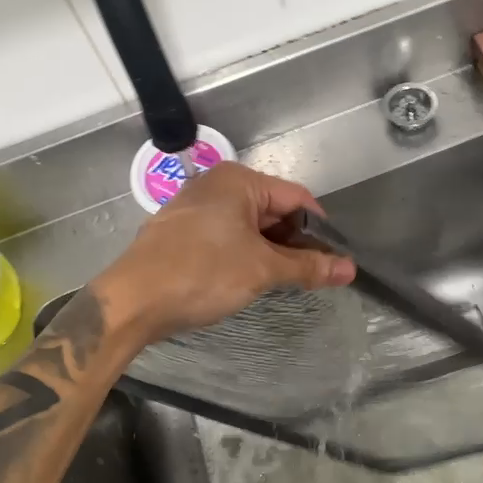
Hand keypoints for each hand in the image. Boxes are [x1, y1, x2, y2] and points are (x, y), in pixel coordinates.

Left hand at [91, 162, 356, 345]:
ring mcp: (195, 208)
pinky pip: (227, 237)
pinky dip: (245, 255)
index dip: (321, 229)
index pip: (297, 198)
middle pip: (273, 210)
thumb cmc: (202, 274)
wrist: (132, 301)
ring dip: (271, 252)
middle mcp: (216, 185)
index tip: (337, 260)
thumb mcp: (262, 270)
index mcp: (238, 180)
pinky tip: (250, 280)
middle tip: (315, 276)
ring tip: (287, 282)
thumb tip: (350, 269)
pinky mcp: (182, 232)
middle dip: (295, 243)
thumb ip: (308, 266)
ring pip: (249, 226)